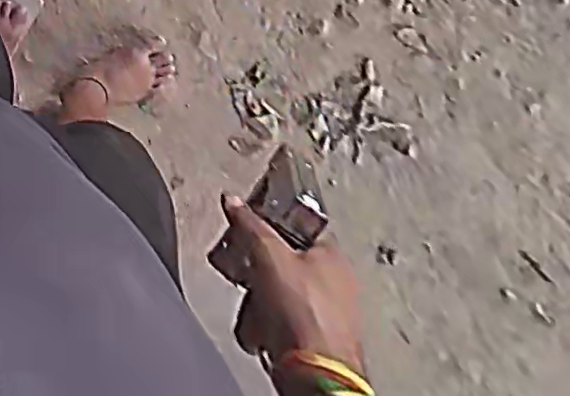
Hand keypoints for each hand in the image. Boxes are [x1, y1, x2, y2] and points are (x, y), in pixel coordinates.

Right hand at [215, 194, 367, 380]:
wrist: (310, 369)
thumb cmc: (300, 307)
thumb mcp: (267, 251)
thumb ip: (249, 222)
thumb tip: (233, 200)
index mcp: (334, 258)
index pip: (297, 223)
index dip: (269, 218)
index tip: (246, 219)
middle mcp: (335, 283)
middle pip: (282, 255)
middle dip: (255, 259)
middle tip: (242, 259)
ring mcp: (324, 310)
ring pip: (276, 284)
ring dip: (256, 288)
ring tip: (247, 293)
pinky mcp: (311, 333)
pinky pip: (278, 311)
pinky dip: (263, 312)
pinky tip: (256, 317)